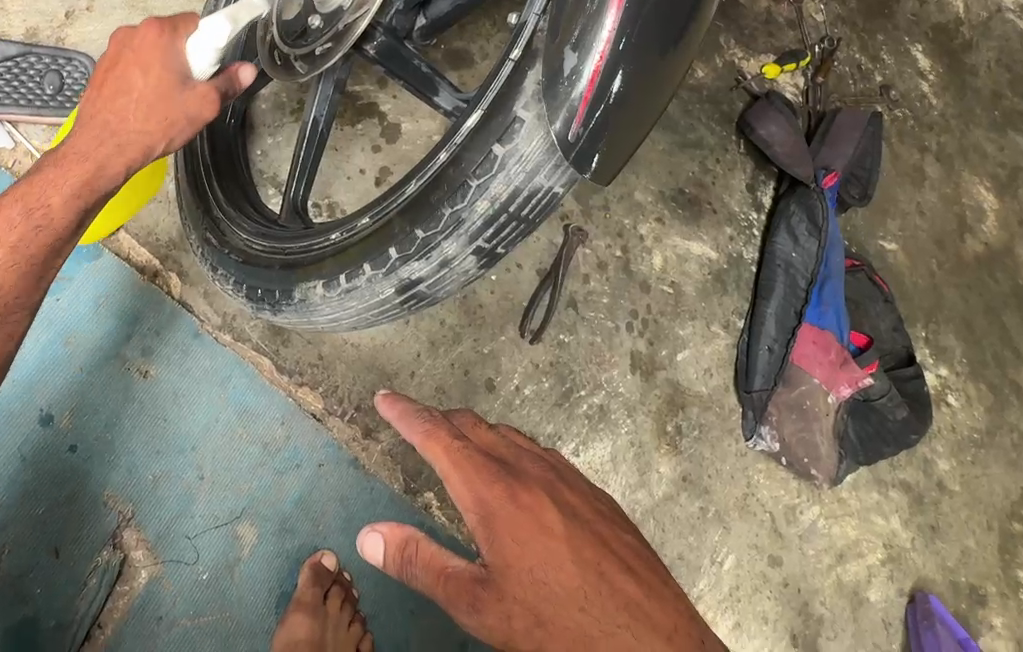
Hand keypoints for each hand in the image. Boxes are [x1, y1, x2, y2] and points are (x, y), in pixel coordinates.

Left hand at [65, 13, 256, 184]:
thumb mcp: (203, 105)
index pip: (196, 22)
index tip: (211, 67)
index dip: (209, 44)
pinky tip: (145, 103)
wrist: (103, 149)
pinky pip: (132, 64)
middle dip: (185, 56)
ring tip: (167, 99)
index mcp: (160, 32)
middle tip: (192, 88)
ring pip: (151, 50)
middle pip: (172, 35)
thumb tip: (247, 70)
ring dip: (162, 66)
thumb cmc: (153, 123)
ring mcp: (113, 49)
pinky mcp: (101, 67)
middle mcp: (133, 32)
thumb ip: (228, 83)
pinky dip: (142, 77)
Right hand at [356, 392, 722, 651]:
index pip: (437, 435)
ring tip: (460, 448)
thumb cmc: (557, 627)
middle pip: (472, 425)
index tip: (385, 397)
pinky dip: (513, 451)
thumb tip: (369, 535)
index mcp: (492, 491)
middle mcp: (527, 469)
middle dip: (437, 419)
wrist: (653, 643)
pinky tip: (519, 480)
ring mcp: (566, 477)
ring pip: (509, 435)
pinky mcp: (595, 493)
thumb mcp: (479, 606)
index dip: (406, 413)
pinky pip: (542, 454)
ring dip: (476, 433)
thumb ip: (421, 564)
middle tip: (414, 424)